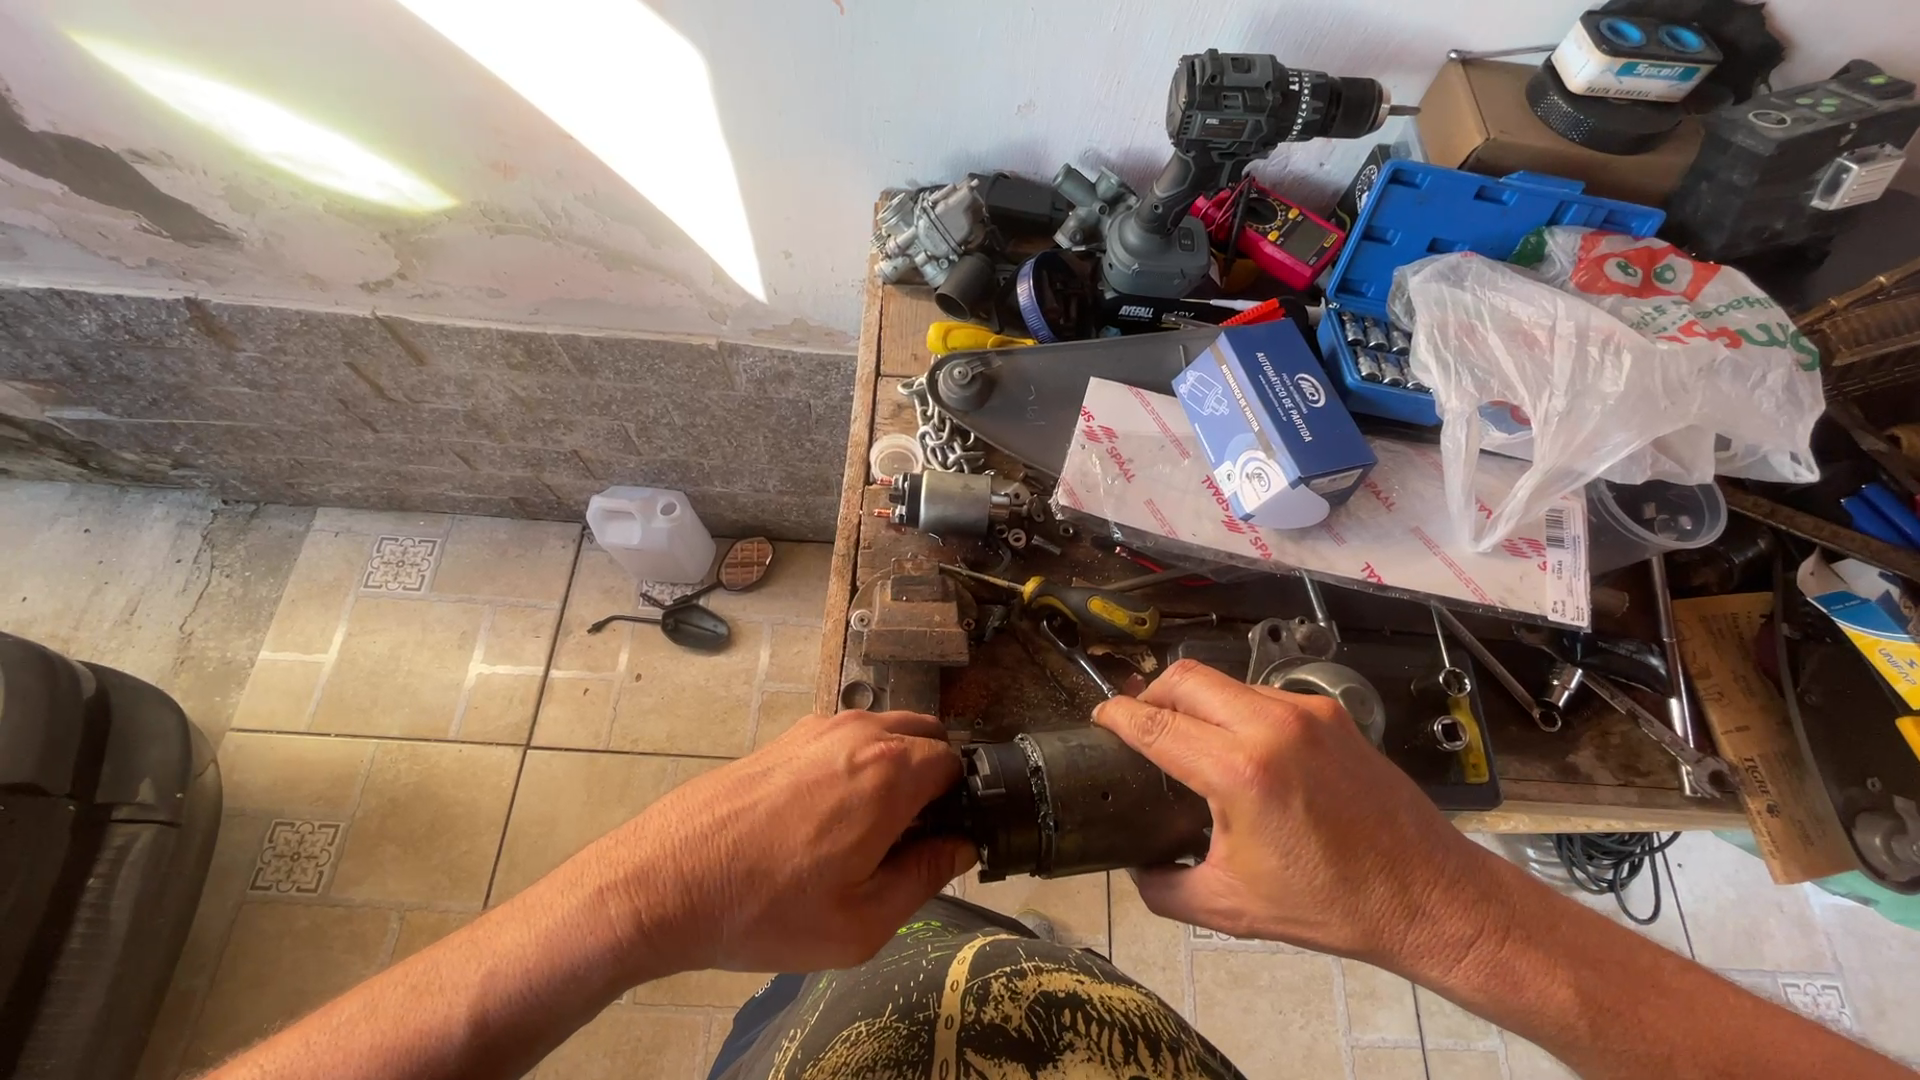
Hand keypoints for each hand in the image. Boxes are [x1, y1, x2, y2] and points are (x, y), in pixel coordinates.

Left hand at [591, 709, 972, 976]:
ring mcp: (819, 727)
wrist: (664, 881)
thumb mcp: (863, 922)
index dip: (959, 802)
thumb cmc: (767, 909)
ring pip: (885, 731)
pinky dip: (857, 762)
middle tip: (909, 835)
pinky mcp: (786, 735)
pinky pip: (845, 738)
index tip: (941, 838)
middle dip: (932, 778)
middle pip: (926, 736)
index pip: (956, 763)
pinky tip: (824, 813)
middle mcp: (860, 733)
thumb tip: (961, 848)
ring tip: (866, 827)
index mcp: (890, 772)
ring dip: (894, 766)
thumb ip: (926, 877)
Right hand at [1093, 660, 1509, 976]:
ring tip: (1187, 738)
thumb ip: (1163, 886)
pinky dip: (1232, 710)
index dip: (1116, 716)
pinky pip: (1259, 694)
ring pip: (1223, 681)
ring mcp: (1305, 712)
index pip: (1156, 724)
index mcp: (1241, 772)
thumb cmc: (1330, 905)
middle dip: (1149, 693)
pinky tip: (1238, 748)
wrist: (1431, 895)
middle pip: (1184, 677)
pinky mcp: (1330, 713)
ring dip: (1193, 701)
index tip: (1098, 717)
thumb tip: (1134, 867)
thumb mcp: (1231, 907)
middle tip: (1137, 725)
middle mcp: (1271, 725)